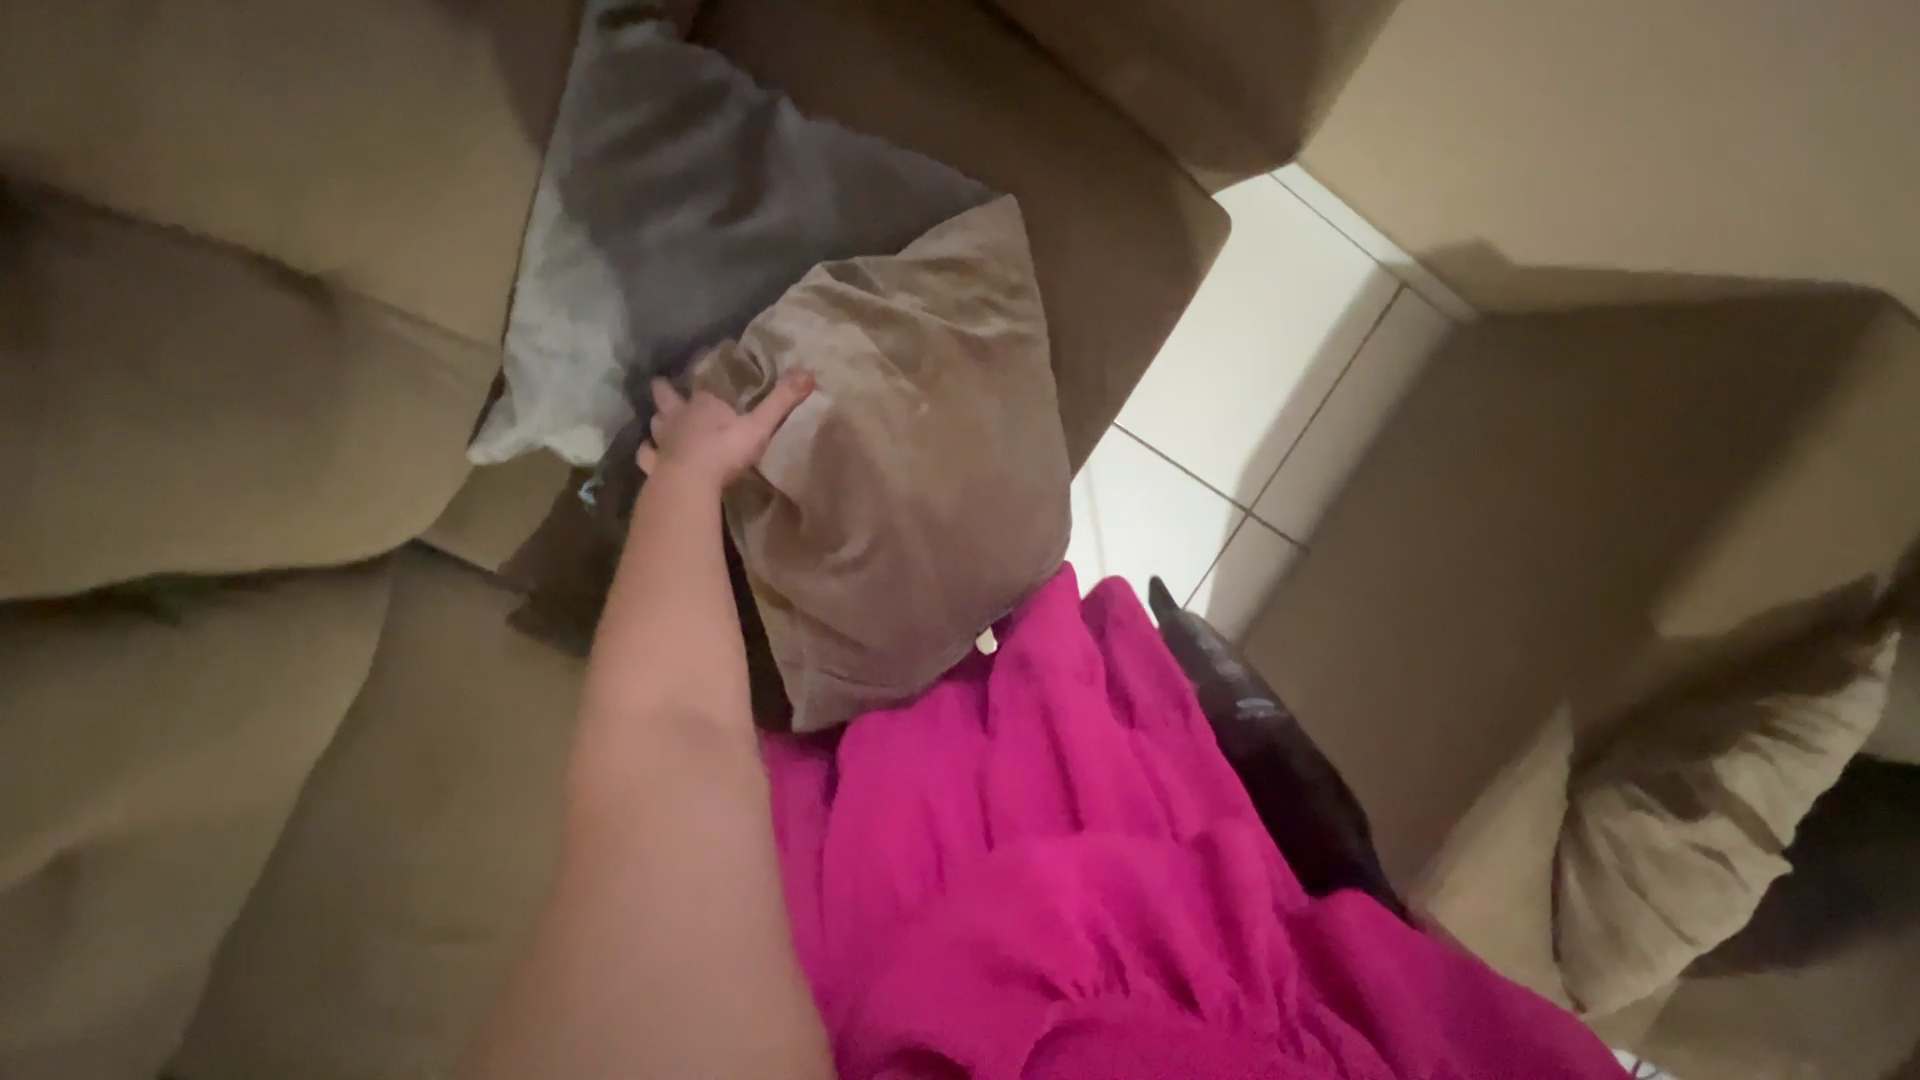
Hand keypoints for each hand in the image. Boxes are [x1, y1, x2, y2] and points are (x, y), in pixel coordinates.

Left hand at [636, 371, 813, 488]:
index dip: (704, 390)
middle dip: (665, 393)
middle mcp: (678, 418)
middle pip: (667, 400)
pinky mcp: (654, 466)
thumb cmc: (725, 450)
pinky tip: (647, 456)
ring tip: (657, 422)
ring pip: (655, 426)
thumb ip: (782, 401)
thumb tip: (809, 373)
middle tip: (661, 386)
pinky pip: (646, 457)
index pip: (703, 391)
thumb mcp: (760, 425)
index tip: (704, 388)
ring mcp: (662, 442)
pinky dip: (647, 455)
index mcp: (703, 405)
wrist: (690, 481)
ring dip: (656, 423)